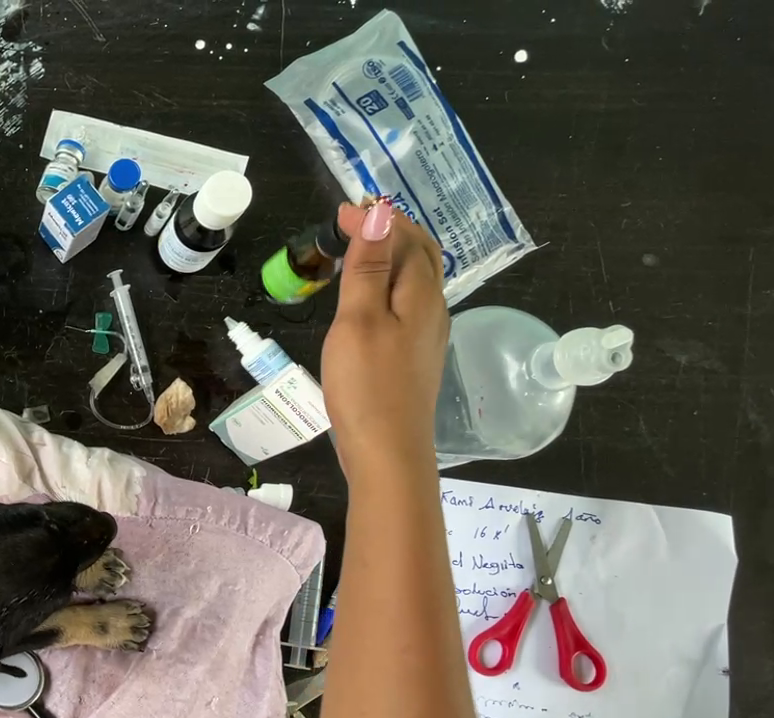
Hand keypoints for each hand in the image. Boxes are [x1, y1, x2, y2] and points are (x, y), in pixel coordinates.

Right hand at [320, 200, 451, 485]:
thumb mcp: (359, 321)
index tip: (341, 210)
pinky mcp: (413, 357)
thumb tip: (379, 215)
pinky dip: (388, 287)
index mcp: (420, 293)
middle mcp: (432, 308)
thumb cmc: (367, 385)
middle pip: (419, 255)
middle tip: (352, 225)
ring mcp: (426, 335)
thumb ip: (368, 269)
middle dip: (390, 232)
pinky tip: (369, 301)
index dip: (377, 219)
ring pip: (414, 281)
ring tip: (357, 254)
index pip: (405, 238)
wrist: (387, 449)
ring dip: (390, 258)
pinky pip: (406, 305)